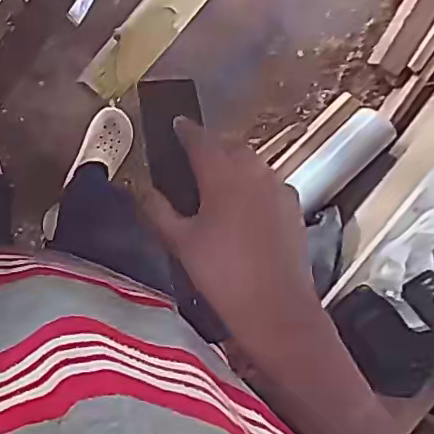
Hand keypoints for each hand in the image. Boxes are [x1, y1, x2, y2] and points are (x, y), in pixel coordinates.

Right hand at [137, 118, 317, 330]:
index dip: (185, 130)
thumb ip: (157, 209)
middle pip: (230, 146)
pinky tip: (239, 205)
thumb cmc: (223, 274)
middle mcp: (255, 173)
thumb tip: (140, 188)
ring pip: (252, 162)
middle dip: (210, 145)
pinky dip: (250, 183)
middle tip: (189, 155)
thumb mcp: (178, 242)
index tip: (175, 124)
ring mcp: (279, 189)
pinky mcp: (293, 208)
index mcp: (223, 176)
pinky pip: (267, 182)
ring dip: (231, 162)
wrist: (276, 308)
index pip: (201, 139)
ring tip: (212, 179)